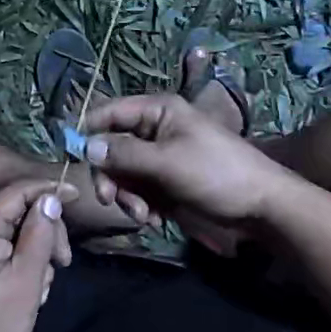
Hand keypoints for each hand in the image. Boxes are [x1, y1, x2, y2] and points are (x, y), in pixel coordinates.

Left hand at [0, 179, 75, 331]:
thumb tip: (52, 198)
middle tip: (63, 261)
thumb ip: (39, 235)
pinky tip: (34, 288)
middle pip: (24, 209)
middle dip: (48, 230)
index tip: (78, 196)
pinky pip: (16, 246)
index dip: (49, 189)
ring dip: (42, 251)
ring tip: (44, 283)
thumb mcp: (25, 280)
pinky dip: (31, 263)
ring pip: (24, 229)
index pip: (19, 191)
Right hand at [82, 94, 289, 226]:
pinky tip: (153, 219)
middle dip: (111, 174)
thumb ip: (125, 154)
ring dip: (126, 195)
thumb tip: (86, 146)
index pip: (111, 111)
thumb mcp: (168, 162)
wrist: (260, 208)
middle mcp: (155, 130)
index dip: (89, 129)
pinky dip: (140, 205)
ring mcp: (160, 158)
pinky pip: (138, 190)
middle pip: (112, 146)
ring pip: (123, 173)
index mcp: (158, 111)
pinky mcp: (166, 184)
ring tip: (143, 214)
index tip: (70, 152)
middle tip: (111, 199)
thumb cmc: (216, 173)